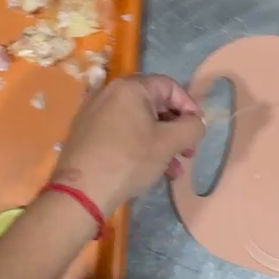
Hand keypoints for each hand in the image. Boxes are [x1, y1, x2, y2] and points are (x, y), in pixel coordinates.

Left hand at [51, 75, 204, 214]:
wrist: (81, 192)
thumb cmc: (128, 160)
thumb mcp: (168, 143)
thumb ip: (191, 127)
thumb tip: (196, 123)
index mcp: (130, 88)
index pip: (169, 86)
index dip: (189, 106)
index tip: (197, 130)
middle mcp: (110, 93)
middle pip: (154, 104)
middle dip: (175, 129)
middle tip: (187, 152)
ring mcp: (95, 113)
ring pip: (139, 122)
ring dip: (160, 142)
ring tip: (172, 170)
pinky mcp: (87, 133)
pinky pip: (122, 132)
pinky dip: (140, 145)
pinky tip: (150, 170)